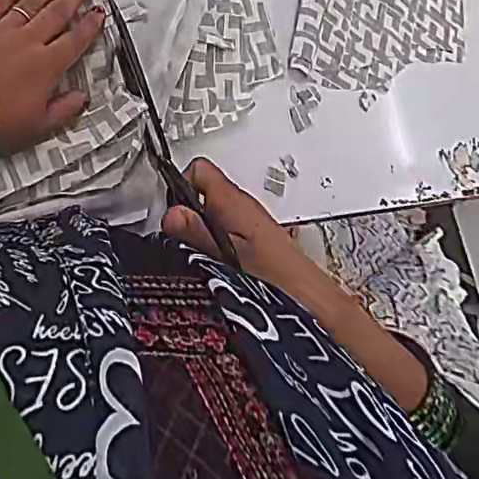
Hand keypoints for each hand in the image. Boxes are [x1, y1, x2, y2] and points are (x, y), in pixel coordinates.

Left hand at [0, 0, 106, 170]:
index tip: (99, 12)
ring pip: (32, 1)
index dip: (90, 25)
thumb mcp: (38, 126)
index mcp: (47, 66)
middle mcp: (29, 43)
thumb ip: (64, 109)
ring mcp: (2, 32)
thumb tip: (81, 99)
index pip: (76, 39)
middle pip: (58, 12)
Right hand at [165, 158, 433, 411]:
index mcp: (234, 202)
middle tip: (170, 236)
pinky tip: (207, 268)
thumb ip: (199, 235)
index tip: (163, 209)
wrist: (316, 308)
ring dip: (194, 230)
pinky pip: (220, 232)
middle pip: (200, 192)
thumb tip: (171, 214)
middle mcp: (242, 209)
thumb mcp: (229, 260)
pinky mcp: (251, 244)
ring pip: (209, 213)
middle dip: (182, 210)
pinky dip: (208, 245)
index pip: (198, 170)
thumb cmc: (282, 283)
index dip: (177, 184)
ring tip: (187, 255)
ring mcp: (246, 226)